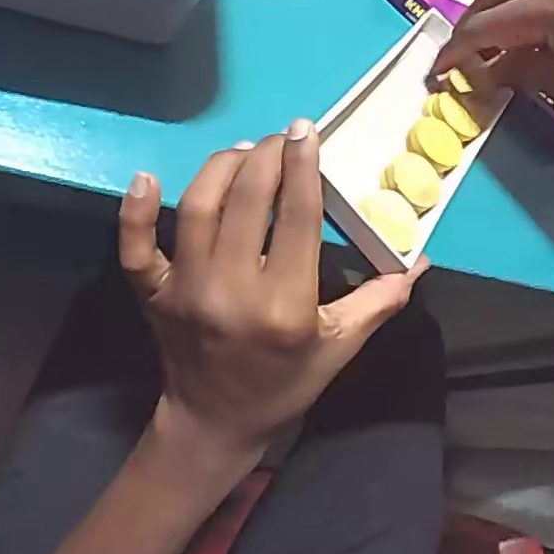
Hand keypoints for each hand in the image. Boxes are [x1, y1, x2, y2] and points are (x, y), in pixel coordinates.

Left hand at [117, 122, 426, 466]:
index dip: (303, 167)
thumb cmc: (283, 384)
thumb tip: (420, 260)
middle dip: (267, 157)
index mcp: (283, 306)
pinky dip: (135, 211)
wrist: (214, 422)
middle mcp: (230, 290)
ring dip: (221, 168)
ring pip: (198, 208)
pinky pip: (134, 246)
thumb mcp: (339, 349)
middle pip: (246, 201)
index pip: (296, 218)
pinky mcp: (151, 292)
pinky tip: (146, 178)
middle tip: (280, 138)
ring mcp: (184, 289)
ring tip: (244, 151)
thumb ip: (379, 301)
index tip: (305, 131)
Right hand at [429, 0, 553, 152]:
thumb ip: (521, 70)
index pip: (483, 25)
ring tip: (492, 49)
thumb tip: (492, 67)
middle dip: (470, 24)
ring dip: (499, 14)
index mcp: (549, 2)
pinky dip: (527, 9)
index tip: (436, 72)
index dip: (455, 50)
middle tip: (458, 57)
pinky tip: (533, 35)